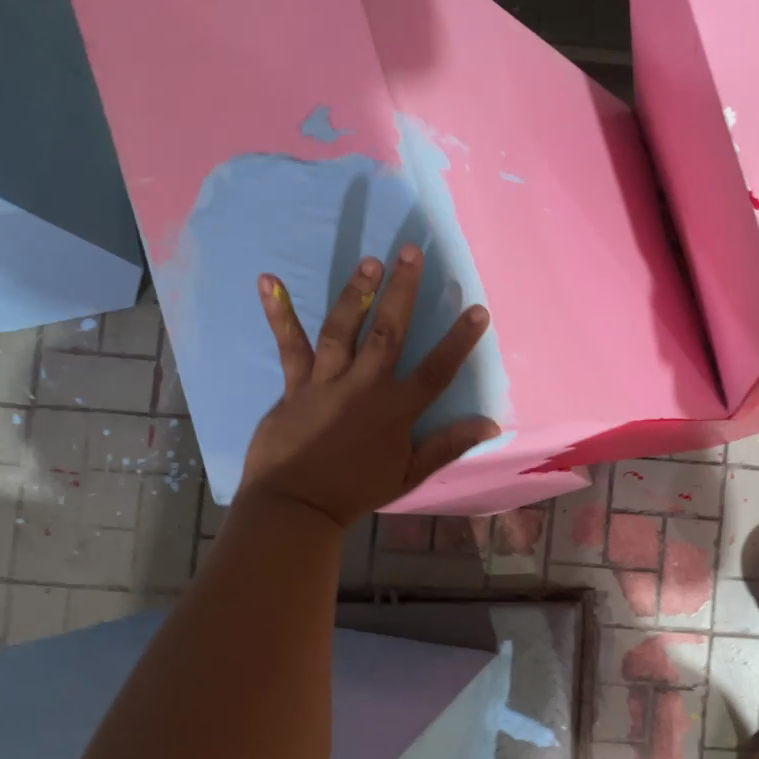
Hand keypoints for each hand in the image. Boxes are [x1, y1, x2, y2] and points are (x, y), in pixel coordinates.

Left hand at [239, 246, 499, 526]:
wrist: (297, 506)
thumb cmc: (357, 490)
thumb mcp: (410, 473)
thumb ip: (448, 445)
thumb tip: (490, 425)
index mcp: (397, 410)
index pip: (436, 370)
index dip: (459, 340)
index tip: (477, 309)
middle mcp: (365, 387)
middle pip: (389, 333)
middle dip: (403, 291)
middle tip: (411, 252)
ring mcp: (328, 382)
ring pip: (344, 330)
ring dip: (357, 293)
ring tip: (370, 260)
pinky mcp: (296, 385)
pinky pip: (290, 346)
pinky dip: (279, 313)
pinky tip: (268, 279)